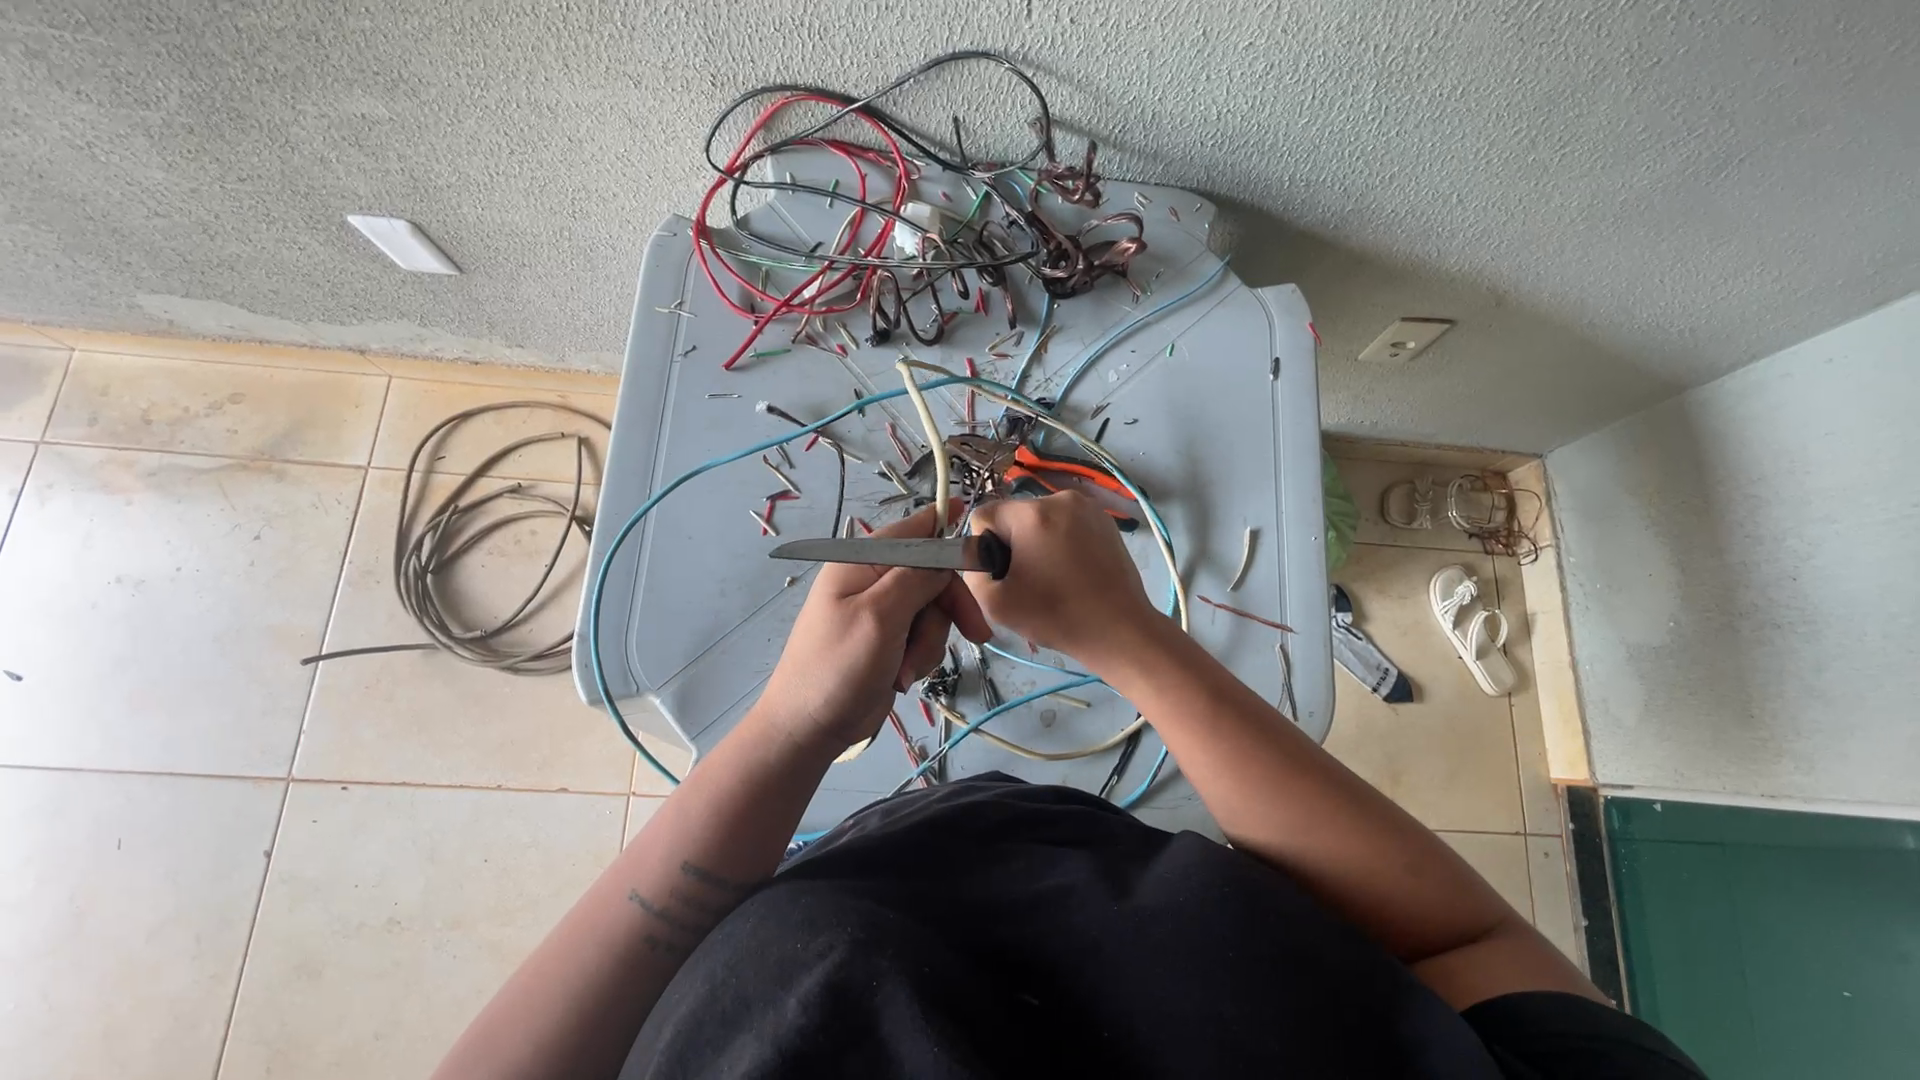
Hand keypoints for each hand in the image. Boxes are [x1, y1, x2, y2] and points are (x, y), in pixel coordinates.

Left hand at [758, 502, 991, 754]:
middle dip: (949, 608)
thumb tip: (945, 553)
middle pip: (932, 576)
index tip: (976, 528)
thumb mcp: (879, 616)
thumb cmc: (838, 667)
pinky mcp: (890, 641)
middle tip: (977, 634)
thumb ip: (916, 579)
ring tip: (905, 668)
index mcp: (860, 563)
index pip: (912, 530)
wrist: (810, 728)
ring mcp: (881, 613)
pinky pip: (924, 636)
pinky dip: (920, 656)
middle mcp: (872, 581)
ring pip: (933, 611)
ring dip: (929, 642)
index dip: (944, 524)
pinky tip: (901, 676)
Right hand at [963, 491, 1161, 667]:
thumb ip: (971, 570)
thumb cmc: (1056, 617)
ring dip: (1036, 543)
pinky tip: (1072, 571)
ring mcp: (1087, 506)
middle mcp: (1060, 498)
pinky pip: (1065, 523)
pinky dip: (1061, 542)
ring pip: (1040, 520)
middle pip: (1014, 515)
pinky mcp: (1104, 520)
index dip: (985, 547)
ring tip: (1052, 578)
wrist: (1118, 630)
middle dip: (1013, 543)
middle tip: (1029, 581)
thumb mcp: (995, 602)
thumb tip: (976, 551)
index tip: (1005, 574)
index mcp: (1032, 513)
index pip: (984, 515)